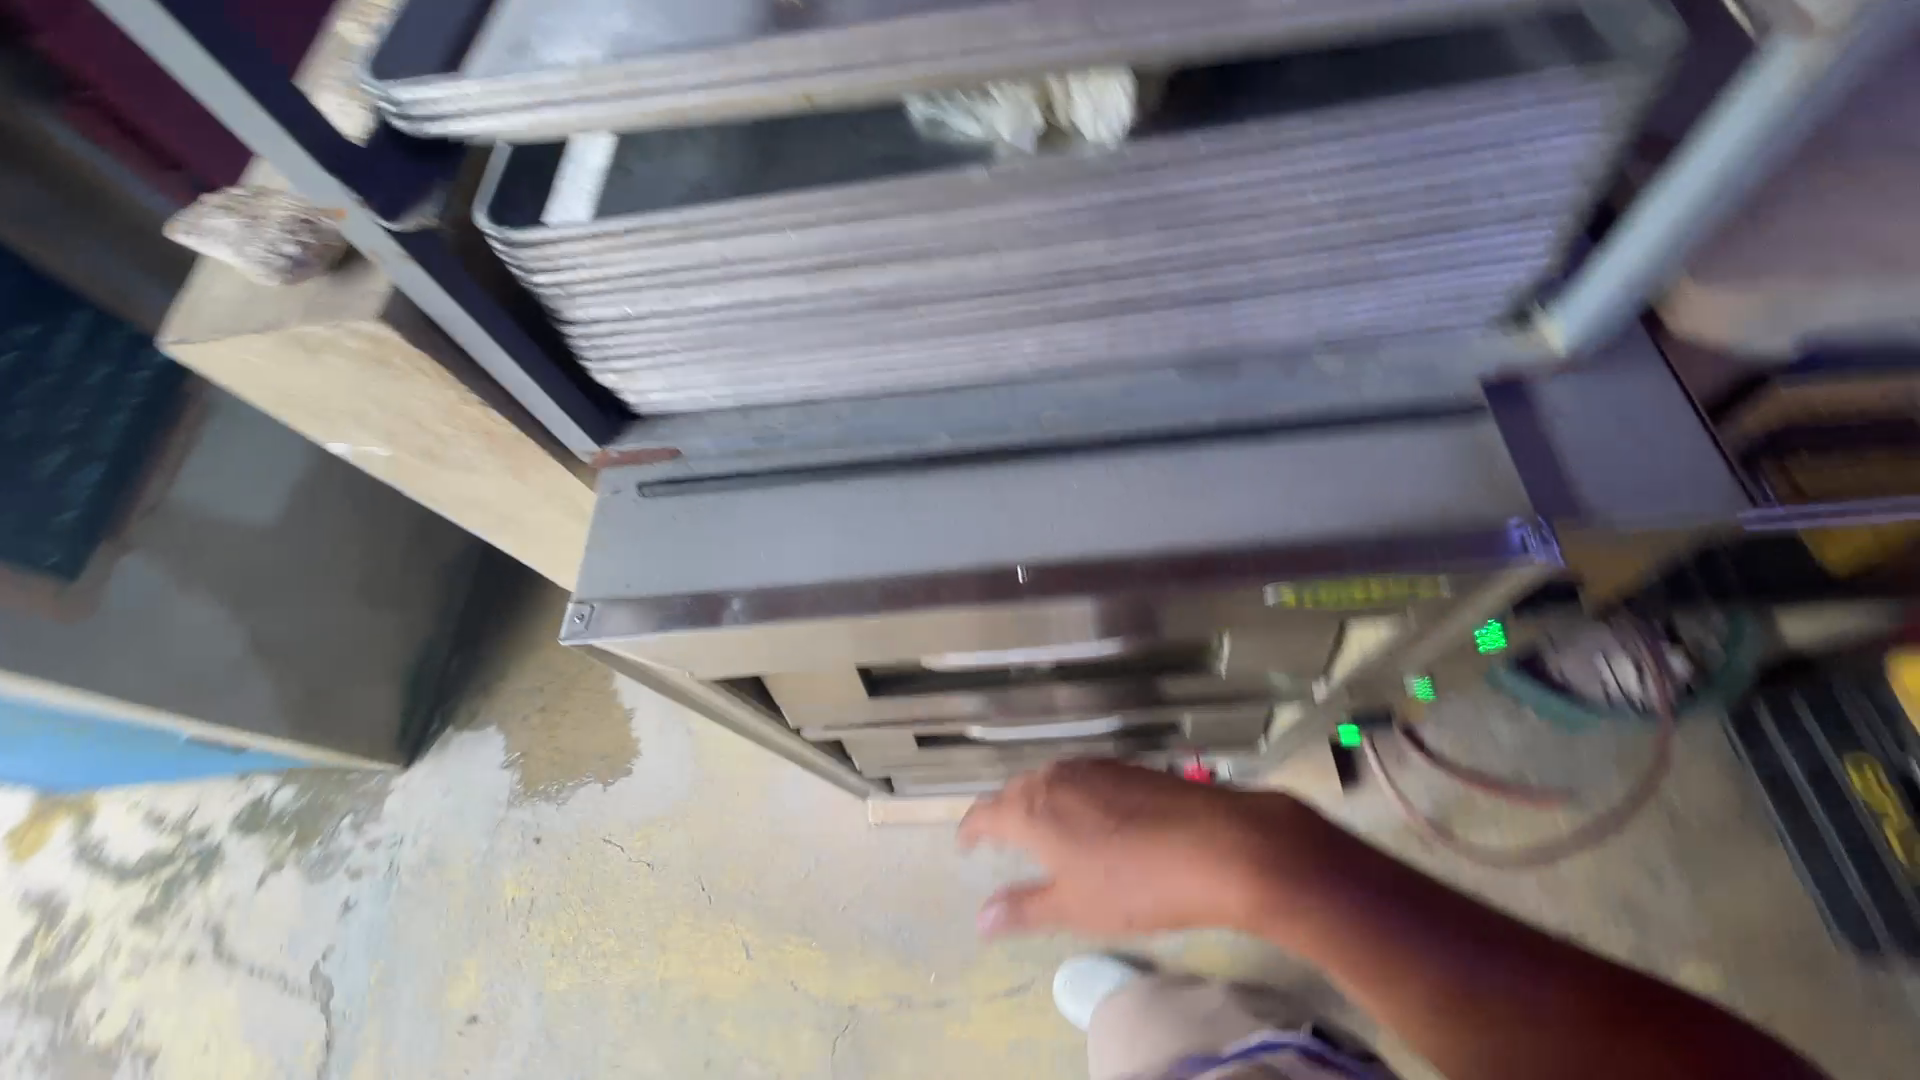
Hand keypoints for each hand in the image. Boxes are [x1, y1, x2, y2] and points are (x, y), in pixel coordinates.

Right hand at [957, 758, 1330, 938]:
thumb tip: (981, 918)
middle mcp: (1056, 777)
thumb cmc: (1137, 885)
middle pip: (1015, 790)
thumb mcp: (1075, 908)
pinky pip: (1081, 777)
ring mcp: (1094, 767)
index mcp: (1032, 809)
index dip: (970, 829)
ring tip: (1042, 828)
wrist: (1219, 846)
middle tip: (999, 839)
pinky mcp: (1128, 767)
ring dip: (1037, 800)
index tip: (964, 844)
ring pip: (1050, 779)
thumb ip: (1024, 909)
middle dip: (1002, 813)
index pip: (985, 812)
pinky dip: (1070, 795)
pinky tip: (1092, 817)